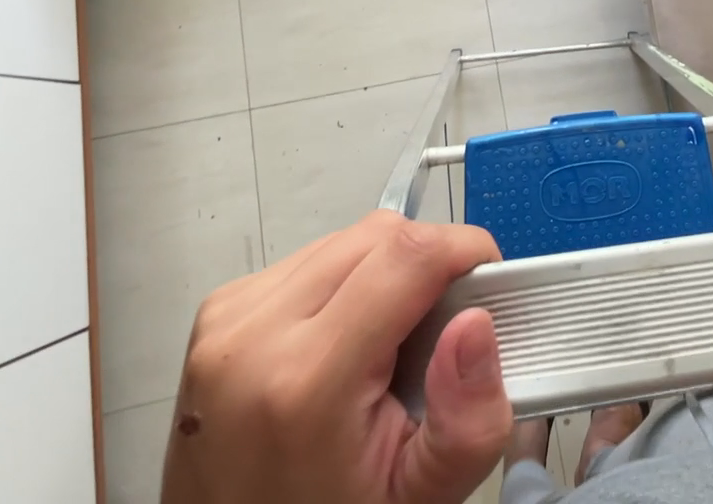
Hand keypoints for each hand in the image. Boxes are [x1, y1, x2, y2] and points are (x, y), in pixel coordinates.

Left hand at [161, 211, 512, 503]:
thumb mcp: (423, 498)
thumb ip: (468, 423)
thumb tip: (476, 322)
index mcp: (306, 381)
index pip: (408, 255)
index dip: (465, 250)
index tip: (489, 285)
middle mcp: (255, 333)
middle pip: (381, 235)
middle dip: (433, 260)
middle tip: (448, 322)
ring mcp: (231, 315)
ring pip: (349, 238)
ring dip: (391, 267)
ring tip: (396, 336)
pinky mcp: (223, 306)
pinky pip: (315, 256)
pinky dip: (352, 278)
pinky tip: (350, 333)